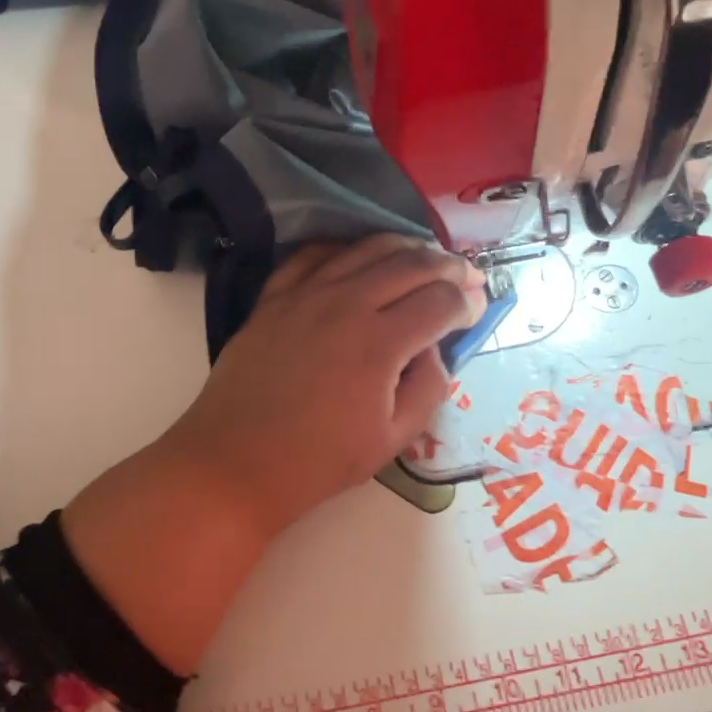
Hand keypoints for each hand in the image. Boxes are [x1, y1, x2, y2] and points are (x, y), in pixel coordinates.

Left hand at [63, 233, 484, 673]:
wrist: (234, 463)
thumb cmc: (317, 461)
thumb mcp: (392, 440)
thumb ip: (428, 387)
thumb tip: (435, 348)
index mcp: (380, 342)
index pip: (440, 300)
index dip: (468, 301)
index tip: (478, 309)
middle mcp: (346, 304)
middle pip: (411, 264)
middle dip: (448, 266)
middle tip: (467, 274)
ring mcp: (305, 294)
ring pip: (366, 249)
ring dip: (405, 247)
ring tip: (426, 256)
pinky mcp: (274, 297)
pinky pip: (316, 255)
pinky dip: (347, 248)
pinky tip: (360, 256)